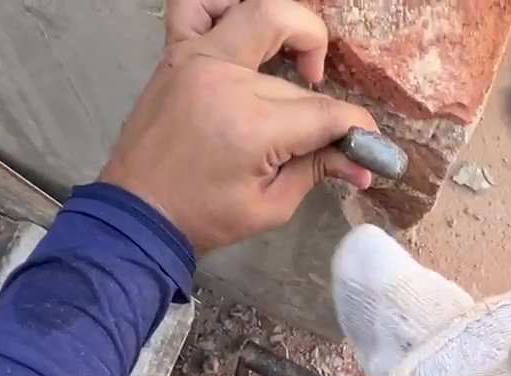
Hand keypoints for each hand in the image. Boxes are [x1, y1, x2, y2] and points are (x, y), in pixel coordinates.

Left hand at [103, 0, 378, 252]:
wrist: (141, 213)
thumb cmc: (205, 218)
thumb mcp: (270, 207)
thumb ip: (314, 172)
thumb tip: (359, 163)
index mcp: (252, 126)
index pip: (323, 114)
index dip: (355, 129)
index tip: (370, 146)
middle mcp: (227, 79)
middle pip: (297, 79)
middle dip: (328, 109)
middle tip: (334, 135)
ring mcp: (197, 58)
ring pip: (259, 14)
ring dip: (293, 30)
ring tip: (302, 65)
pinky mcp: (176, 53)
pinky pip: (196, 4)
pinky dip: (224, 5)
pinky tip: (244, 30)